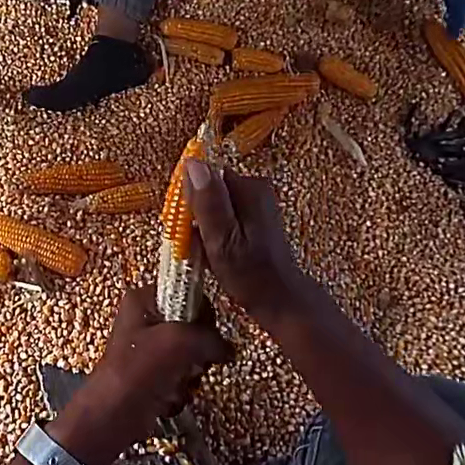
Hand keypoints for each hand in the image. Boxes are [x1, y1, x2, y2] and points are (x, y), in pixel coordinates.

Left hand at [52, 288, 228, 464]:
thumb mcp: (179, 341)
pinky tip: (171, 395)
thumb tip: (229, 349)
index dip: (202, 314)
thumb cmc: (138, 370)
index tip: (207, 333)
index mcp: (143, 299)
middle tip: (191, 361)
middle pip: (194, 326)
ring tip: (178, 381)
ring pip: (192, 354)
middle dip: (198, 350)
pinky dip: (182, 387)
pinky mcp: (154, 374)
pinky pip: (183, 375)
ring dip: (191, 373)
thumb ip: (211, 338)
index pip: (187, 292)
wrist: (114, 415)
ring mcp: (150, 348)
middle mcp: (146, 319)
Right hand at [184, 160, 312, 322]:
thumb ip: (208, 202)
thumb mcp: (222, 240)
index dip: (190, 198)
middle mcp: (255, 189)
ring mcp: (256, 204)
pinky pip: (223, 218)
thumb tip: (193, 164)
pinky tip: (214, 253)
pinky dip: (214, 233)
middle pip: (209, 191)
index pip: (206, 176)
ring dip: (203, 227)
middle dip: (196, 215)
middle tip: (195, 244)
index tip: (185, 224)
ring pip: (214, 206)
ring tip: (204, 252)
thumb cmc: (251, 275)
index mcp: (249, 189)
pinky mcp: (254, 219)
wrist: (280, 300)